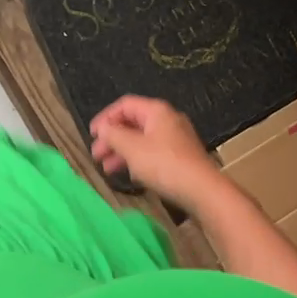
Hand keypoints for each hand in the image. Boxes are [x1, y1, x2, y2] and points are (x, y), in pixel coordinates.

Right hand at [89, 95, 223, 207]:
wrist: (204, 192)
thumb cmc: (165, 164)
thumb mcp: (132, 148)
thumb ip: (113, 135)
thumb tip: (102, 128)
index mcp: (156, 111)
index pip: (124, 105)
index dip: (105, 117)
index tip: (92, 134)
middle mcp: (168, 120)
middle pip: (133, 123)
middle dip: (113, 139)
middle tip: (97, 155)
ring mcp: (177, 139)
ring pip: (143, 140)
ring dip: (123, 152)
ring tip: (108, 169)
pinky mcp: (182, 158)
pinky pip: (154, 153)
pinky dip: (139, 160)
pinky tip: (131, 175)